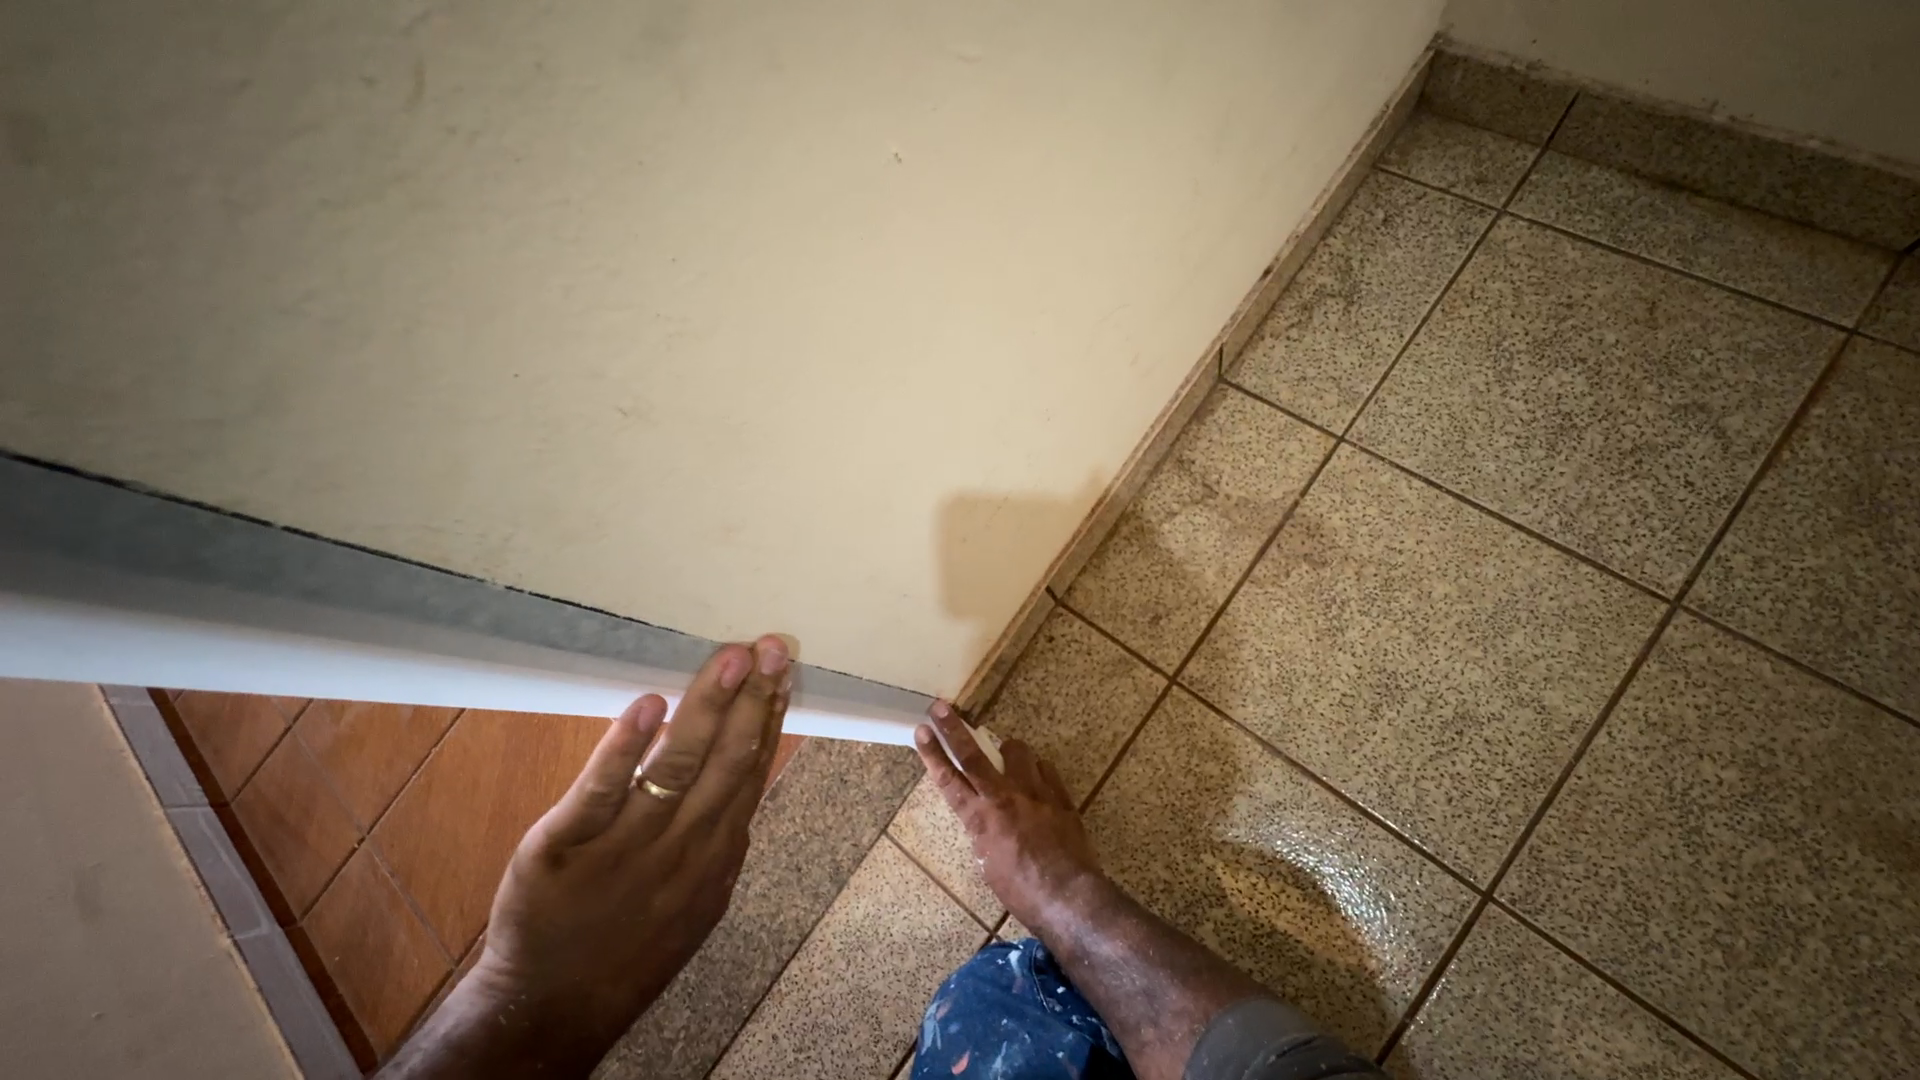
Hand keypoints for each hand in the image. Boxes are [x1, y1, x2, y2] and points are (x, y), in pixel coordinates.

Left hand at [384, 636, 791, 1078]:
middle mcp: (685, 845)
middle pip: (729, 761)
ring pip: (677, 766)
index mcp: (718, 851)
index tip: (784, 670)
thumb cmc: (633, 945)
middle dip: (753, 699)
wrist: (555, 1009)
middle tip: (772, 646)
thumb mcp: (699, 898)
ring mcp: (627, 848)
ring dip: (707, 708)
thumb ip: (722, 835)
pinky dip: (625, 748)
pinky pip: (600, 793)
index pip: (753, 769)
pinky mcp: (564, 850)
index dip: (771, 716)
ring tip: (730, 660)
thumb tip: (747, 773)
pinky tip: (647, 706)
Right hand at [916, 701, 1104, 933]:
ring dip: (1010, 751)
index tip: (921, 730)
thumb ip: (982, 832)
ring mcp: (1035, 792)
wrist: (1067, 897)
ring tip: (1009, 759)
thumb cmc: (1021, 892)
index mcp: (980, 818)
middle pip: (973, 754)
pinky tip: (1038, 781)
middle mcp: (1004, 797)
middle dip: (953, 728)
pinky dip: (1038, 771)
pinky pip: (1046, 769)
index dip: (932, 754)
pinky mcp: (1060, 795)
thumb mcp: (988, 865)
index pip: (949, 779)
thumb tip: (983, 817)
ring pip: (1018, 751)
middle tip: (940, 707)